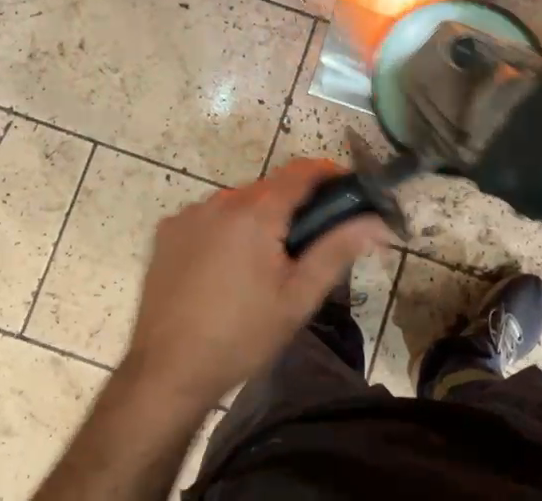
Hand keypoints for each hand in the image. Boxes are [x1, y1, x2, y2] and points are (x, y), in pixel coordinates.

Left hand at [121, 159, 389, 408]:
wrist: (167, 370)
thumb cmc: (242, 336)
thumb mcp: (298, 298)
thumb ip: (337, 251)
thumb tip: (375, 221)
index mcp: (255, 213)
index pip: (300, 172)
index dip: (327, 173)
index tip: (346, 188)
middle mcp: (220, 202)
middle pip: (268, 189)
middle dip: (291, 208)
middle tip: (306, 246)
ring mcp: (188, 215)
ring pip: (237, 203)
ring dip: (256, 220)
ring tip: (262, 266)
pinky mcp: (166, 232)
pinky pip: (208, 218)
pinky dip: (224, 231)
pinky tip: (224, 270)